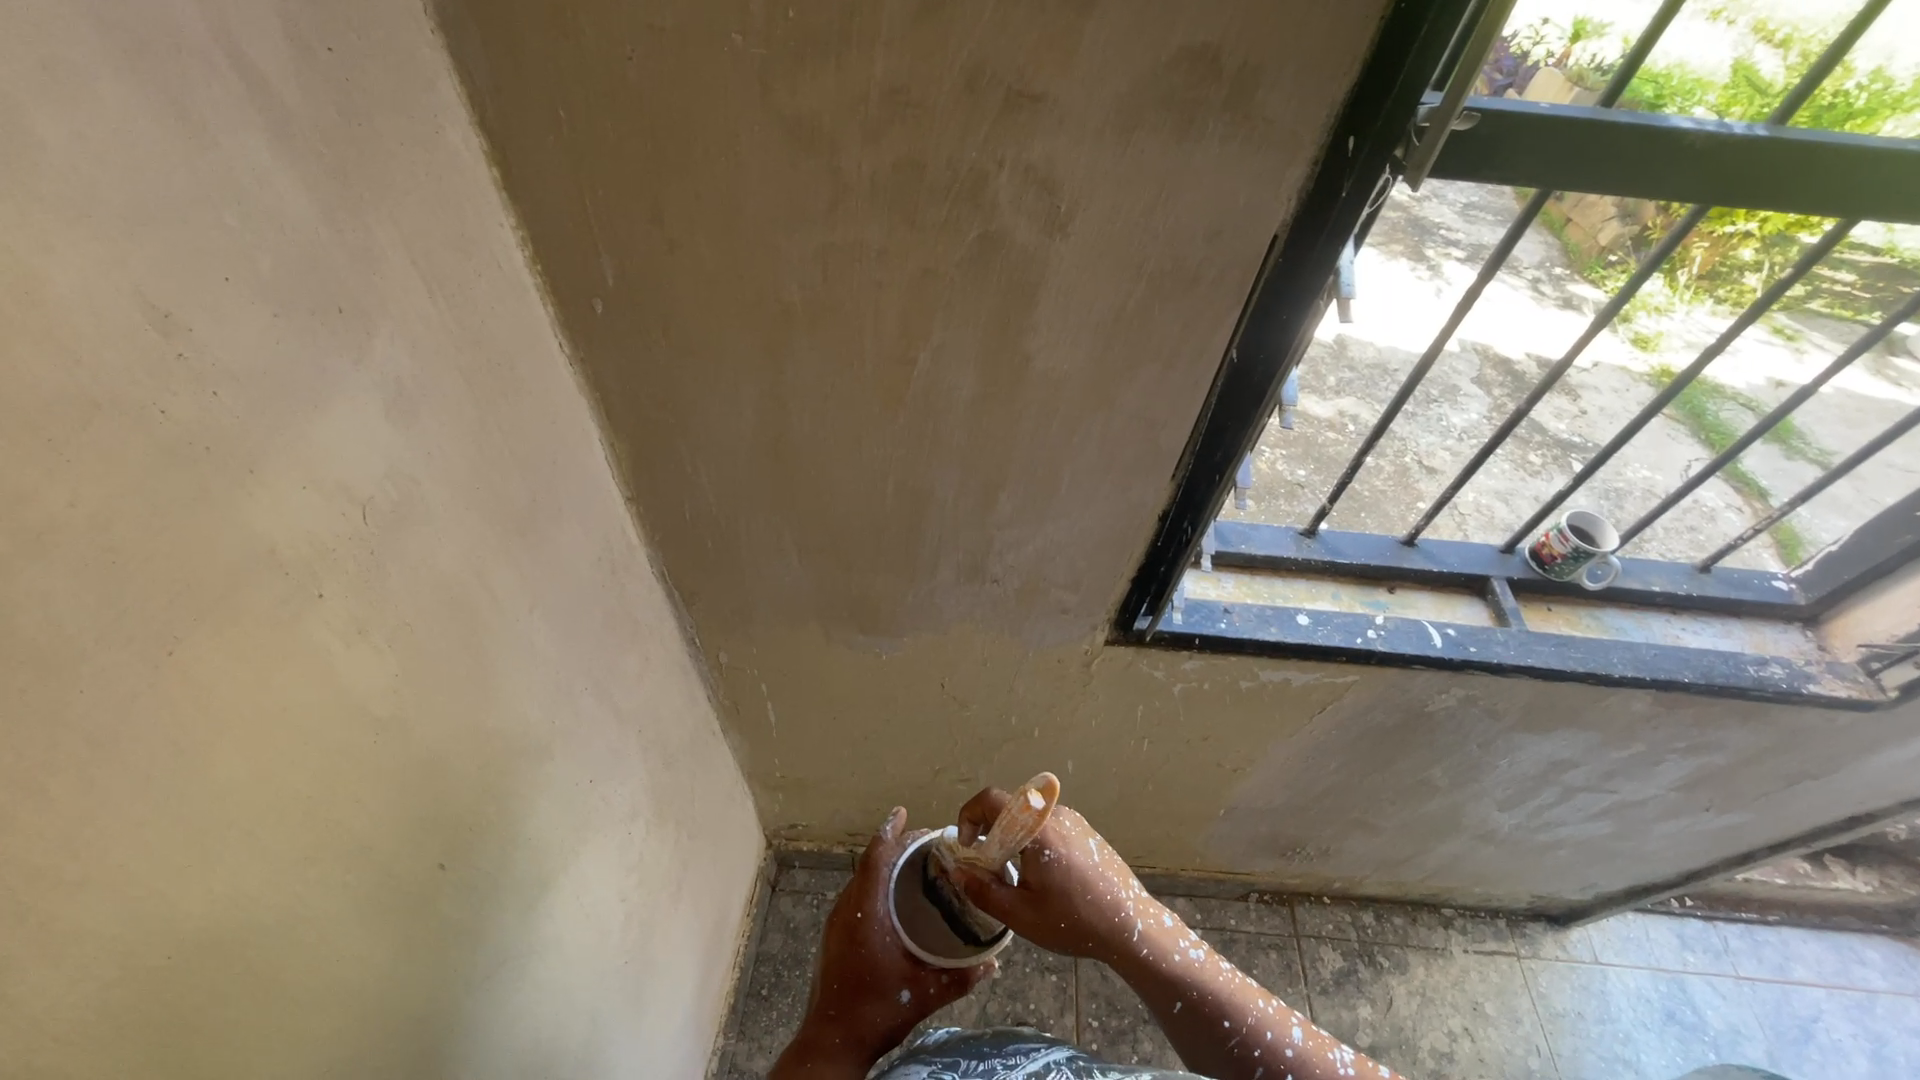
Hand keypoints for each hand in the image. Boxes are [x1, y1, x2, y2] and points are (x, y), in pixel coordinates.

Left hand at [771, 808, 995, 1077]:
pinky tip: (894, 897)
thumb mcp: (924, 994)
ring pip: (861, 880)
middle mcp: (847, 910)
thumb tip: (993, 962)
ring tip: (912, 863)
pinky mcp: (835, 936)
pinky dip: (875, 884)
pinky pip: (856, 896)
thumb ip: (961, 977)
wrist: (832, 1042)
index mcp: (865, 912)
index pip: (876, 858)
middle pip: (869, 864)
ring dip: (883, 865)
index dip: (890, 831)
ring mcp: (837, 923)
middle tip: (924, 841)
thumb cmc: (876, 1011)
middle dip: (894, 846)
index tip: (904, 812)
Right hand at [951, 788, 1172, 967]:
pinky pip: (1048, 826)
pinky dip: (1033, 841)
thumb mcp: (1020, 915)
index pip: (991, 799)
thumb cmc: (1074, 921)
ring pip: (1029, 818)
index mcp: (1037, 830)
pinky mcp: (1085, 831)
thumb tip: (957, 873)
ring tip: (1016, 875)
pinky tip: (1043, 876)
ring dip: (1012, 838)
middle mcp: (1055, 815)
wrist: (1131, 926)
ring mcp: (1074, 821)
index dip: (969, 815)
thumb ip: (983, 891)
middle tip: (989, 866)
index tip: (968, 846)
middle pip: (1010, 808)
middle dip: (990, 832)